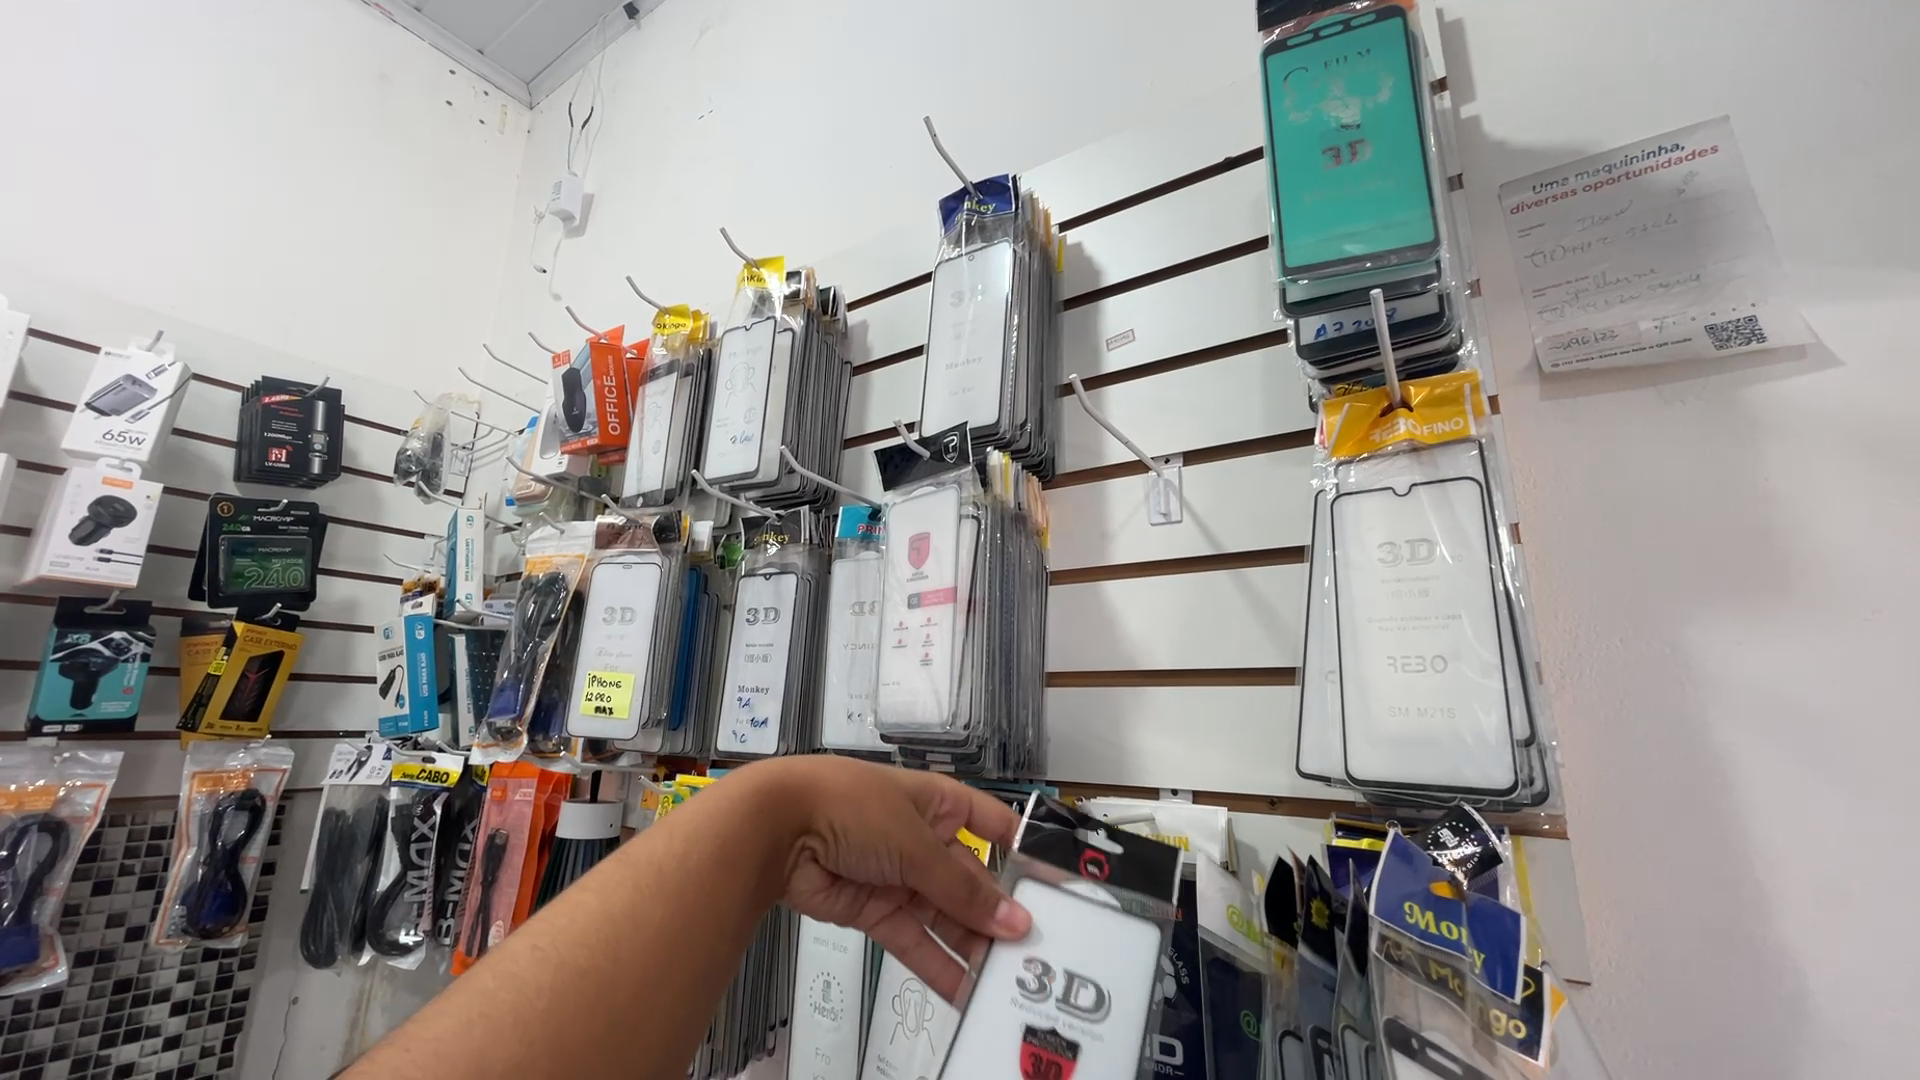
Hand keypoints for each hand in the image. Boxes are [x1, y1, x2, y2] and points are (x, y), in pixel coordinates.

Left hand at [754, 757, 1030, 1002]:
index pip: (992, 825)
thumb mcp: (916, 842)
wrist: (777, 828)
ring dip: (971, 946)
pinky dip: (936, 965)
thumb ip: (962, 888)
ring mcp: (898, 876)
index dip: (1021, 852)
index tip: (1055, 888)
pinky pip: (914, 940)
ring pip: (945, 916)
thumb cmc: (851, 807)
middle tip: (1033, 954)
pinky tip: (964, 991)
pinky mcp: (875, 910)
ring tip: (1005, 981)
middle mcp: (923, 839)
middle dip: (997, 915)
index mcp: (939, 804)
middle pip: (970, 881)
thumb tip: (1013, 919)